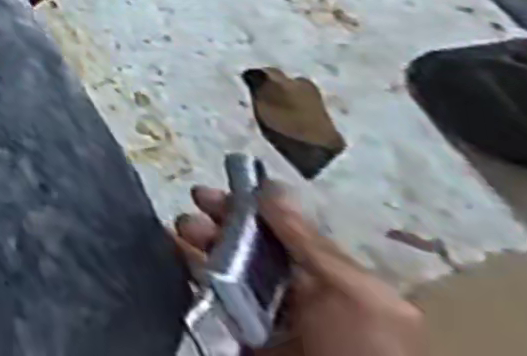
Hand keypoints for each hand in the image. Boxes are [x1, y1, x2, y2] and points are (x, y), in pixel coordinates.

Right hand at [173, 185, 424, 355]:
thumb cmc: (359, 354)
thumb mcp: (357, 299)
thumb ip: (312, 243)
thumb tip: (269, 187)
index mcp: (334, 283)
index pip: (284, 230)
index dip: (249, 206)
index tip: (215, 192)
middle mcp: (297, 294)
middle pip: (247, 242)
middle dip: (216, 220)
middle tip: (194, 213)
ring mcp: (263, 316)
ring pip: (220, 262)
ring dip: (196, 239)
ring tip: (181, 234)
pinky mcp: (234, 335)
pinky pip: (204, 291)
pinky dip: (183, 267)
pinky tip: (167, 250)